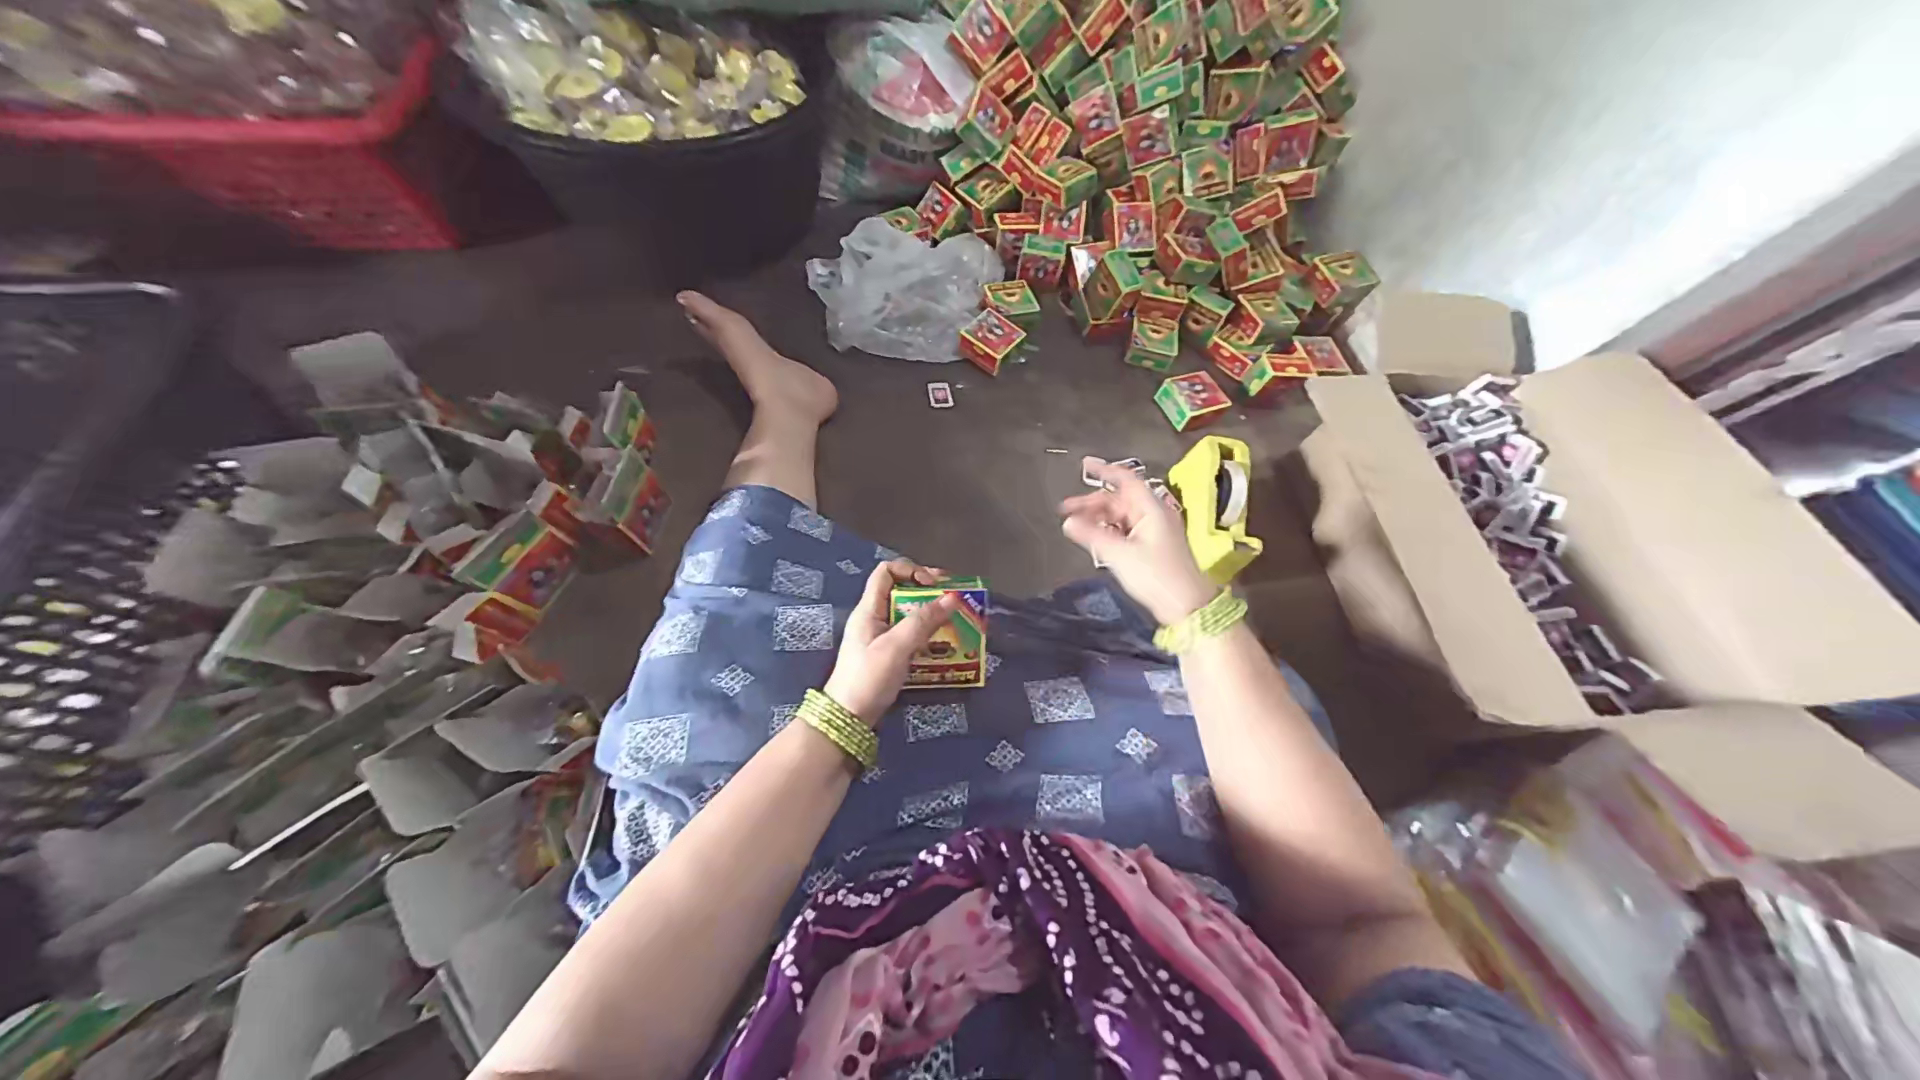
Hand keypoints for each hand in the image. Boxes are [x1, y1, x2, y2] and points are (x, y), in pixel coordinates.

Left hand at [823, 559, 959, 725]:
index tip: (933, 585)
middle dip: (929, 592)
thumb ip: (923, 621)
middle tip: (954, 598)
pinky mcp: (888, 655)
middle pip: (902, 591)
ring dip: (932, 614)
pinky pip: (911, 635)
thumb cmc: (868, 678)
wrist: (848, 718)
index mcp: (869, 609)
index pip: (886, 572)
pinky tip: (945, 643)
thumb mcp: (896, 646)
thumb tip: (953, 598)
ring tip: (956, 619)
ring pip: (909, 614)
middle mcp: (874, 618)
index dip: (911, 570)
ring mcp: (881, 637)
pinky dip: (928, 634)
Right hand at [1059, 458, 1216, 625]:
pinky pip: (1125, 528)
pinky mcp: (1152, 545)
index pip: (1125, 480)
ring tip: (1075, 525)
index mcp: (1151, 508)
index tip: (1084, 465)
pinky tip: (1094, 537)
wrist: (1186, 606)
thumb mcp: (1120, 554)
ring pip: (1120, 515)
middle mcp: (1153, 514)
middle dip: (1092, 501)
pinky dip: (1108, 529)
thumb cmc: (1156, 576)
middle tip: (1066, 509)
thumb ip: (1091, 535)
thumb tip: (1067, 522)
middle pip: (1119, 499)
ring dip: (1098, 517)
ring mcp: (1153, 529)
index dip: (1104, 470)